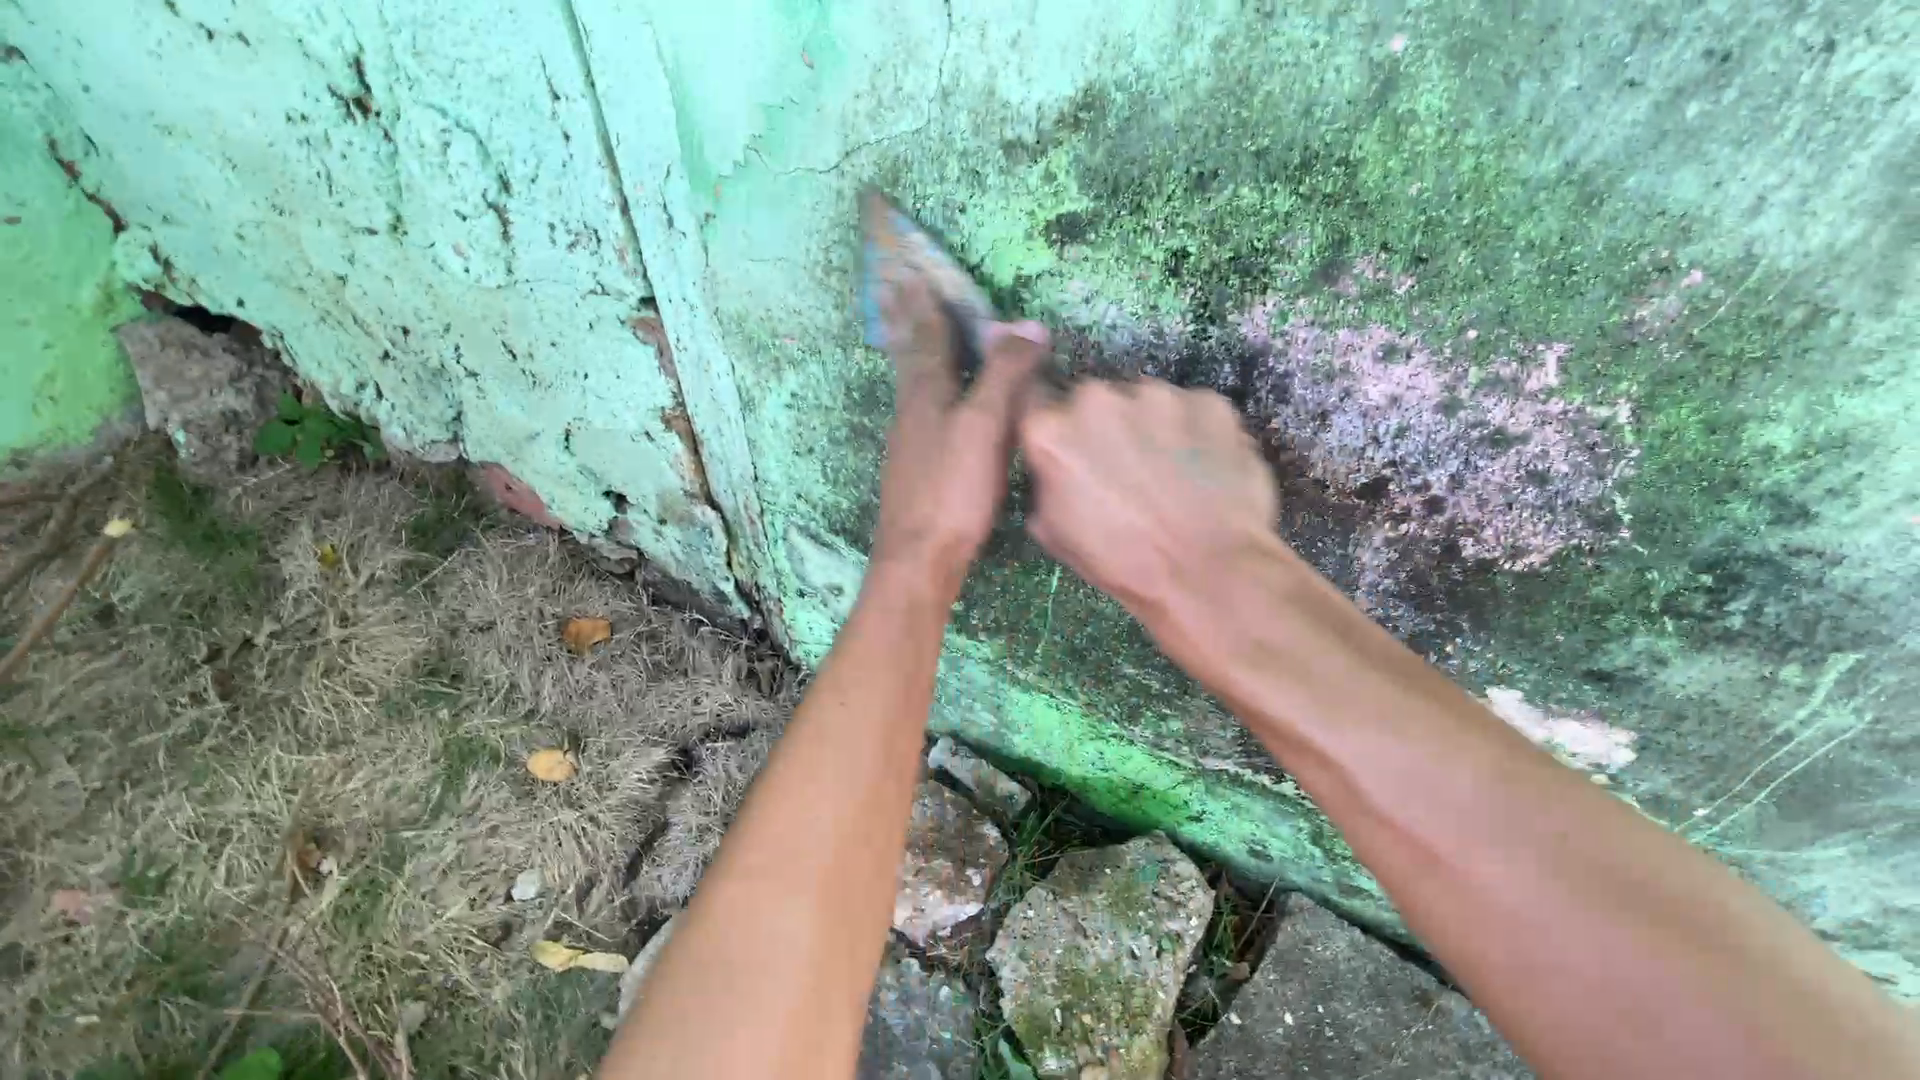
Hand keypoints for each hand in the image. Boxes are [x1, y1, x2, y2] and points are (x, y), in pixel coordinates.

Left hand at [871, 278, 1048, 596]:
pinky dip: (922, 385)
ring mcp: (908, 439)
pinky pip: (917, 407)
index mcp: (927, 391)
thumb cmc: (952, 490)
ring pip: (909, 379)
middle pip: (906, 350)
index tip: (911, 263)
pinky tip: (929, 402)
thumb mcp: (985, 427)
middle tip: (887, 281)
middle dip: (902, 312)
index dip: (924, 296)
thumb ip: (1005, 375)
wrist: (918, 558)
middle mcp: (911, 408)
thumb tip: (1029, 324)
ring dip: (908, 346)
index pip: (926, 331)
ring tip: (905, 327)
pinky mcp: (914, 466)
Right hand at [1019, 378, 1287, 672]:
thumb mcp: (1052, 531)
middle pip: (1094, 399)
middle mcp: (1097, 397)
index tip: (1070, 445)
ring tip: (1170, 475)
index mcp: (1051, 430)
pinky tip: (1205, 471)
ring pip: (1146, 402)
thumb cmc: (1119, 561)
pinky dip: (1196, 434)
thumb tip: (1055, 465)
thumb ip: (1045, 481)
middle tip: (1125, 468)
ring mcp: (1156, 394)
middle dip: (1105, 426)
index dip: (1055, 423)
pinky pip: (1193, 411)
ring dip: (1151, 427)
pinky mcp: (1207, 400)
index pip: (1036, 399)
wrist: (1206, 572)